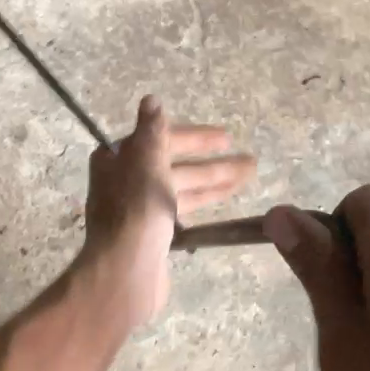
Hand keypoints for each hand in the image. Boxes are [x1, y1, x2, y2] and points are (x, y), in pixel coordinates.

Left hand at [75, 96, 254, 328]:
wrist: (126, 271)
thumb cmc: (136, 211)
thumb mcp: (145, 161)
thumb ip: (152, 130)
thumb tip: (151, 99)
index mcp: (118, 158)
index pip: (161, 139)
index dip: (195, 137)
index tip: (227, 137)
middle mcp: (125, 180)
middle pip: (174, 164)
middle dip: (212, 162)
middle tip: (251, 161)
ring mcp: (138, 209)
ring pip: (181, 188)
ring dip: (215, 181)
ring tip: (250, 176)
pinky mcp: (151, 233)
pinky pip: (181, 210)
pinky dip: (202, 202)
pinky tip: (224, 201)